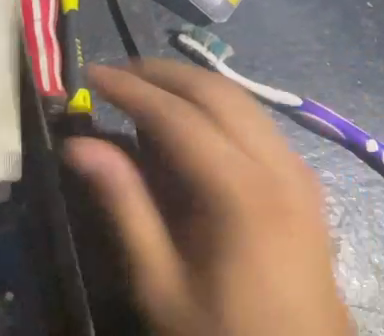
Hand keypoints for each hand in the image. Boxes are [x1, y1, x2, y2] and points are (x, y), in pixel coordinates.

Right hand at [65, 60, 352, 335]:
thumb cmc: (224, 333)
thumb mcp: (161, 285)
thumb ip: (124, 205)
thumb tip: (78, 144)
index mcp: (243, 193)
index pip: (178, 115)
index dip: (130, 89)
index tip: (90, 72)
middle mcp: (279, 166)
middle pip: (215, 91)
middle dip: (161, 73)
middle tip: (114, 74)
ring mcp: (299, 171)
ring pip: (240, 98)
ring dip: (190, 84)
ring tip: (143, 89)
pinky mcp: (305, 182)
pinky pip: (257, 120)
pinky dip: (217, 104)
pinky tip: (188, 120)